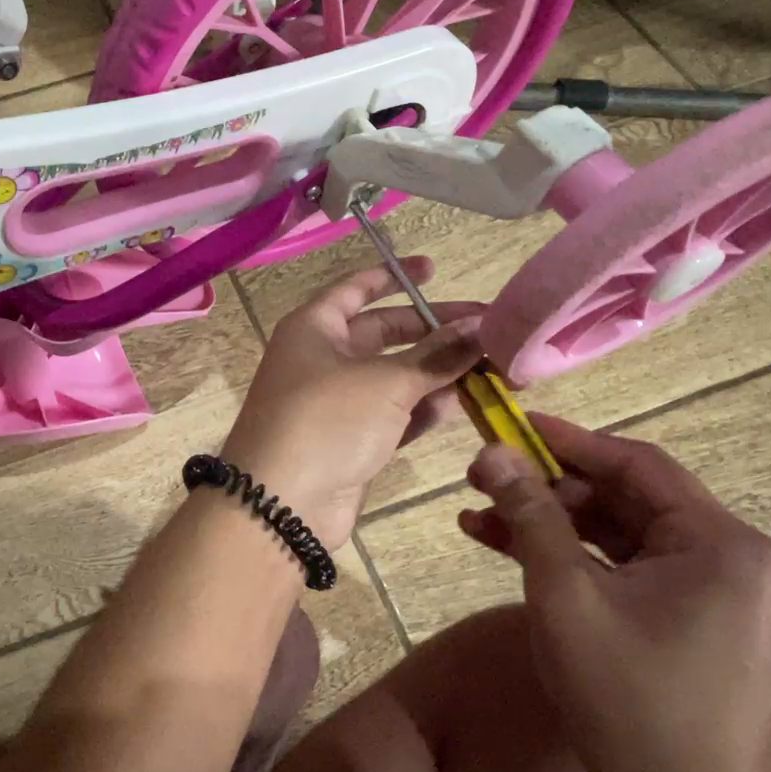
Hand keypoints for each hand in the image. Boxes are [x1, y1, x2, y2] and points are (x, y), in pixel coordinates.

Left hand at [219, 257, 482, 545]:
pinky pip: (391, 415)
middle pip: (382, 333)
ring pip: (392, 376)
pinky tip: (458, 405)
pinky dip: (421, 409)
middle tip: (487, 330)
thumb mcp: (385, 382)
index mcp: (313, 328)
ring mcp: (334, 402)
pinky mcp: (348, 441)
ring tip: (488, 368)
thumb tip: (480, 330)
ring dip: (435, 373)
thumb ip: (435, 356)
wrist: (281, 503)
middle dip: (432, 331)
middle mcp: (320, 358)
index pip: (355, 288)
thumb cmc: (326, 421)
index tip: (434, 268)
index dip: (393, 276)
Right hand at [459, 416, 770, 771]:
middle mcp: (743, 565)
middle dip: (551, 490)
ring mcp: (730, 604)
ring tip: (481, 519)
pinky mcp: (710, 634)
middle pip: (632, 503)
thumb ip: (531, 516)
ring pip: (629, 541)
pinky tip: (519, 559)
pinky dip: (583, 566)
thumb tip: (493, 452)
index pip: (640, 465)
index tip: (512, 424)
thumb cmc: (629, 699)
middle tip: (484, 482)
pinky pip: (639, 578)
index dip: (569, 440)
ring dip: (556, 528)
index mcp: (728, 547)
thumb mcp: (565, 596)